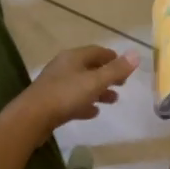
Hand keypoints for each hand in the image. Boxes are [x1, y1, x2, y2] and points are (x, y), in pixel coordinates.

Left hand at [10, 45, 139, 139]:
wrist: (33, 117)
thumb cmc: (65, 95)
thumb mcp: (94, 82)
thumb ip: (115, 70)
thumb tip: (136, 54)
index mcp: (73, 57)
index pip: (96, 51)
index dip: (112, 57)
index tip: (125, 66)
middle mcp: (64, 66)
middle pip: (89, 67)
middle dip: (106, 75)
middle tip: (122, 84)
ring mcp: (56, 84)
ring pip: (82, 84)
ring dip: (98, 90)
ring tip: (113, 100)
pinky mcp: (52, 102)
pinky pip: (73, 99)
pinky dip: (85, 103)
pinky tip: (93, 112)